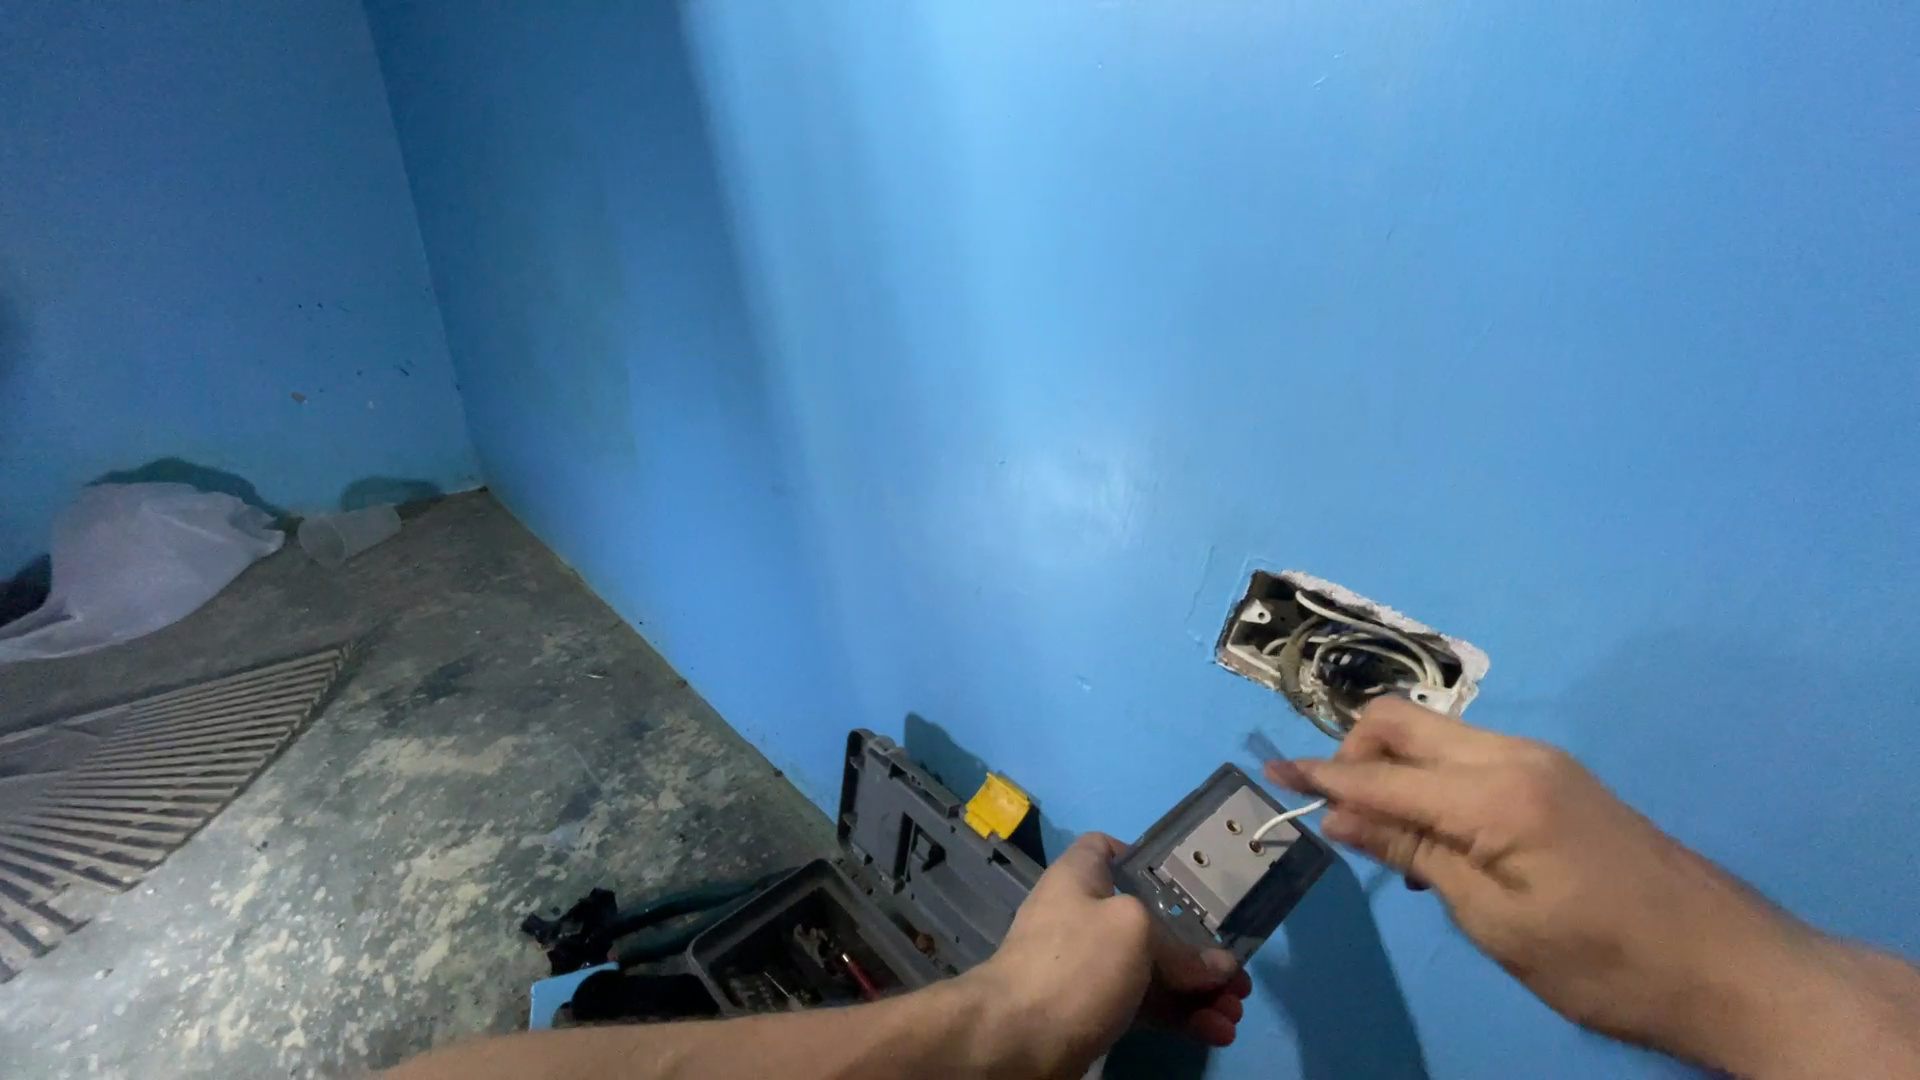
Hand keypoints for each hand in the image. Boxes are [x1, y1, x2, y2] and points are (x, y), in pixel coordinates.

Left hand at [967, 832, 1250, 1077]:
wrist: (1017, 1038)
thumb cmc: (1076, 961)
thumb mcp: (1134, 929)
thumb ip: (1181, 944)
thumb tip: (1220, 967)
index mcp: (1080, 876)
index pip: (1107, 848)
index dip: (1145, 858)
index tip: (1186, 884)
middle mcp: (1083, 913)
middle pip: (1147, 919)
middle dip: (1195, 947)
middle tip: (1236, 977)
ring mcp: (1088, 964)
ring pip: (1151, 968)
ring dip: (1196, 989)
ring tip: (1234, 1013)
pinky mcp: (1094, 1008)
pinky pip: (1144, 1003)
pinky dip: (1179, 1015)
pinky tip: (1216, 1032)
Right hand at [1266, 696, 1919, 1077]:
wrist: (1743, 971)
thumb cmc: (1608, 963)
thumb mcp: (1496, 923)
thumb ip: (1411, 854)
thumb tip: (1337, 818)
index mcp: (1494, 797)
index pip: (1378, 778)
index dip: (1318, 777)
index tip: (1270, 773)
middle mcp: (1510, 756)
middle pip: (1398, 721)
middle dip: (1353, 755)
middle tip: (1346, 811)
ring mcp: (1536, 758)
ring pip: (1428, 732)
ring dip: (1393, 769)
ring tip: (1400, 838)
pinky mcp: (1551, 771)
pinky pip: (1462, 753)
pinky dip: (1430, 779)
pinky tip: (1444, 834)